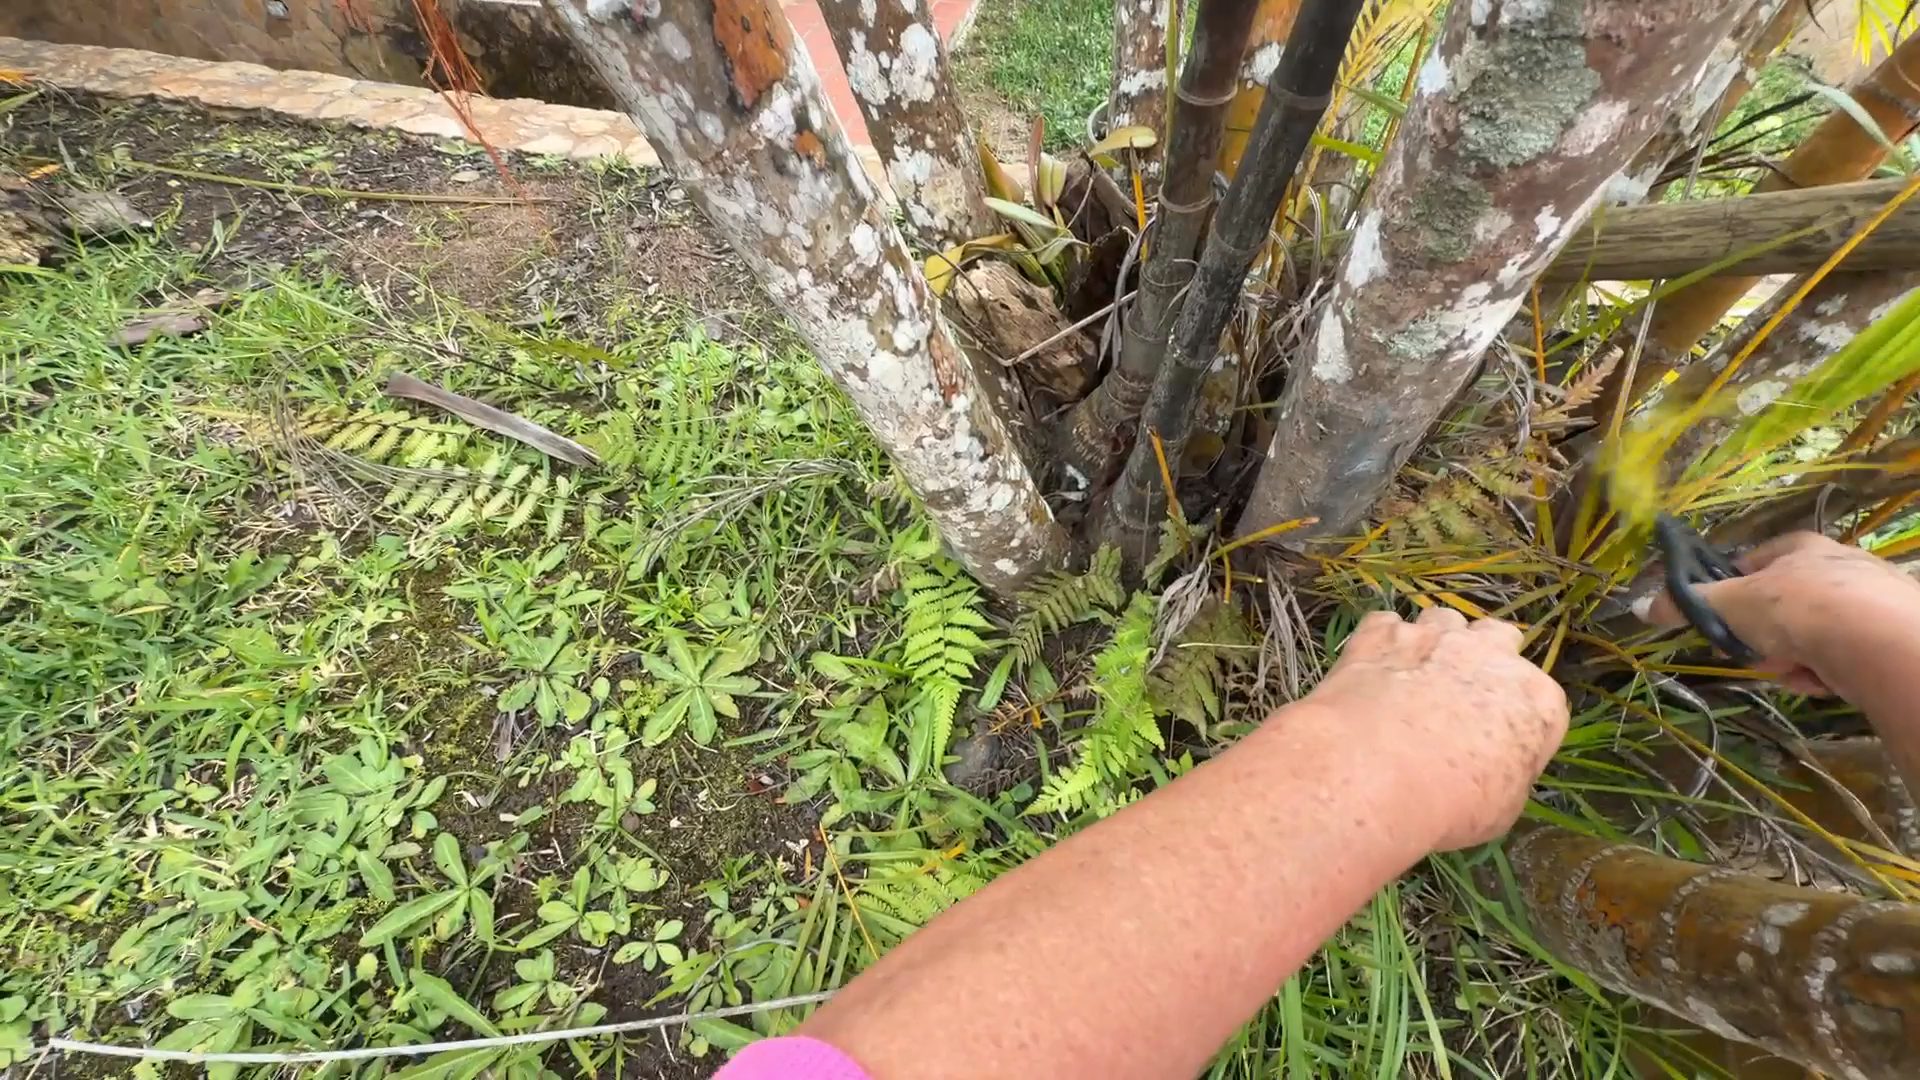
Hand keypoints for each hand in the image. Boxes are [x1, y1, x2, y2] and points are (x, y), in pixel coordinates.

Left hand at [1301, 608, 1567, 851]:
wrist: (1371, 769)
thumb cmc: (1448, 803)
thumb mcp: (1500, 804)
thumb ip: (1503, 766)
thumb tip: (1485, 761)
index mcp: (1536, 700)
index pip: (1536, 693)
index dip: (1510, 708)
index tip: (1488, 727)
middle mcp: (1489, 656)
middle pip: (1496, 638)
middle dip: (1481, 655)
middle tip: (1454, 687)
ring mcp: (1431, 637)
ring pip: (1441, 619)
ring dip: (1431, 639)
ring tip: (1409, 672)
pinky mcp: (1377, 634)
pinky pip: (1384, 622)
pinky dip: (1379, 639)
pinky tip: (1369, 663)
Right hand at [1641, 532, 1919, 699]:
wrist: (1882, 645)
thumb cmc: (1795, 608)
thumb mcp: (1724, 603)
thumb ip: (1683, 605)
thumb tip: (1642, 607)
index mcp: (1803, 548)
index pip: (1757, 557)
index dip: (1733, 581)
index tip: (1721, 607)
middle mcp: (1844, 567)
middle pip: (1784, 599)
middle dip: (1760, 629)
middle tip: (1746, 646)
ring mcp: (1877, 602)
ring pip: (1813, 631)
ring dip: (1789, 653)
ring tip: (1785, 668)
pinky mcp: (1898, 637)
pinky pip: (1847, 654)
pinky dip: (1826, 669)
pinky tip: (1818, 679)